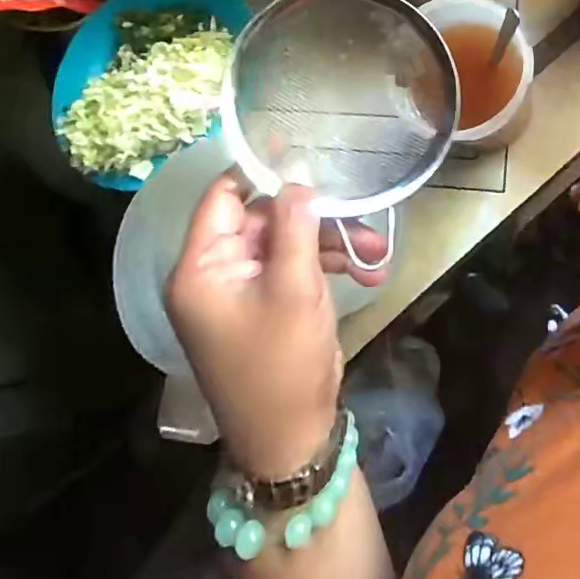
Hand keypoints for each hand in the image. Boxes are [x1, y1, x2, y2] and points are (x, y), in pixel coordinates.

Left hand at [165, 176, 387, 475]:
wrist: (291, 435)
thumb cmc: (282, 361)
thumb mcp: (294, 288)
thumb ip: (295, 225)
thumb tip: (297, 177)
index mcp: (202, 268)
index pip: (221, 198)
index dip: (256, 168)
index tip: (295, 143)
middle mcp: (217, 273)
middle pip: (266, 218)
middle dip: (318, 217)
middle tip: (363, 217)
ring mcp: (245, 288)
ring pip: (290, 241)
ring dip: (334, 243)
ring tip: (377, 253)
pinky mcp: (270, 301)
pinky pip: (298, 266)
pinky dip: (331, 265)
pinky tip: (370, 272)